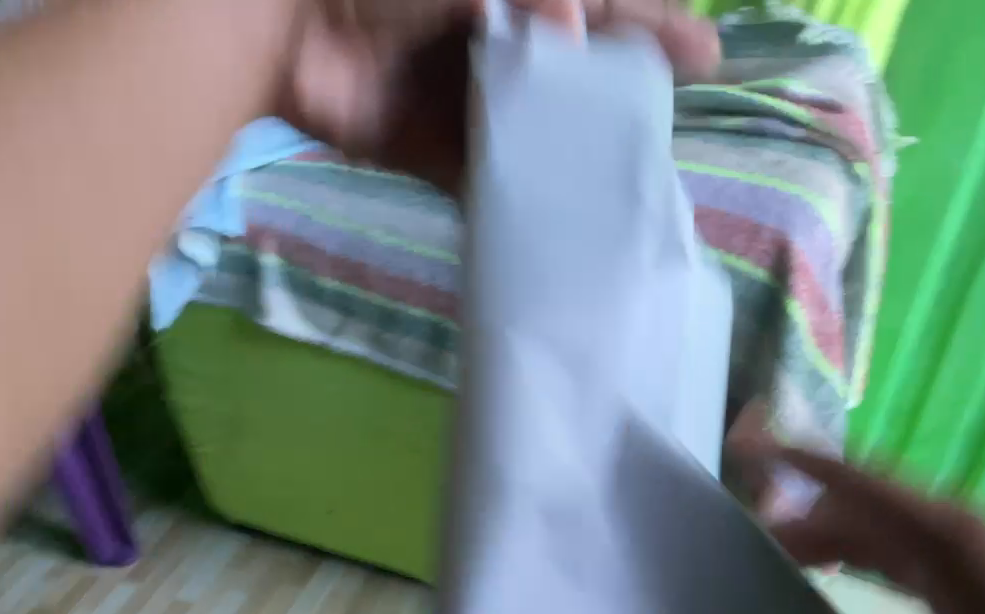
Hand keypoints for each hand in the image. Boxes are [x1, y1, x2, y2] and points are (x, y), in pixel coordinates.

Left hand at [278, 0, 720, 189]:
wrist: (285, 28)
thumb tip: (582, 30)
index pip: (598, 6)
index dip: (650, 29)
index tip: (699, 62)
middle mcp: (491, 42)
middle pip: (566, 76)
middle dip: (608, 104)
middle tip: (651, 138)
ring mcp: (454, 100)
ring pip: (522, 132)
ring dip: (558, 160)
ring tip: (606, 192)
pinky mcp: (417, 149)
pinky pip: (466, 177)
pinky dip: (496, 198)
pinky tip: (535, 221)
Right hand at [659, 449, 984, 613]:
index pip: (949, 542)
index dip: (853, 484)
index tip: (766, 454)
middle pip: (953, 536)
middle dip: (841, 512)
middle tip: (754, 531)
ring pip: (979, 552)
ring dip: (875, 535)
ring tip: (793, 552)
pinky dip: (917, 560)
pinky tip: (871, 578)